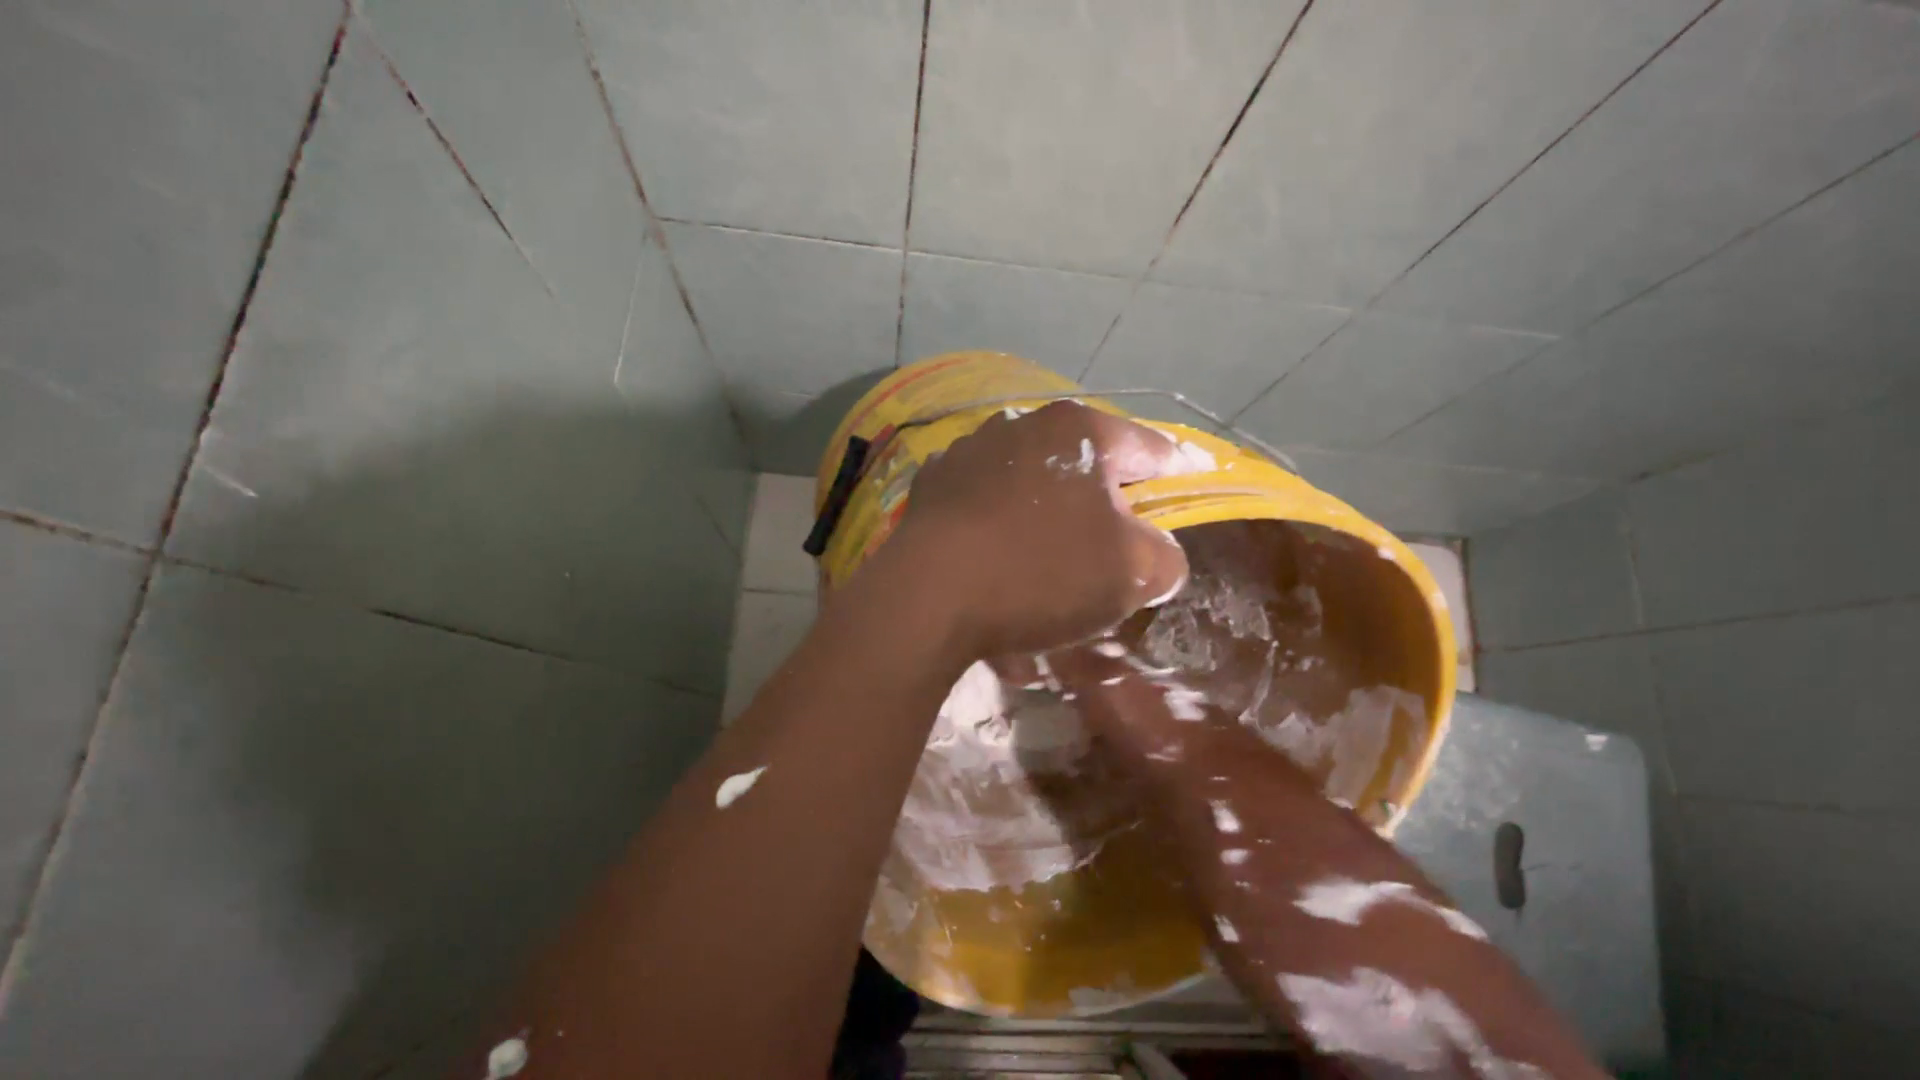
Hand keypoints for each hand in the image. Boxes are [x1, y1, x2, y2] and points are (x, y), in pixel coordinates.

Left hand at [883, 401, 1197, 659]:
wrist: (929, 596)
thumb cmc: (1043, 573)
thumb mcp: (1134, 574)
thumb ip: (1164, 556)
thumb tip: (1154, 552)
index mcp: (1079, 431)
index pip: (1150, 447)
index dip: (1179, 471)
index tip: (1193, 482)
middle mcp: (1022, 424)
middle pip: (1085, 461)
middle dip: (1106, 496)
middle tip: (1118, 537)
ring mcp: (969, 451)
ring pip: (1030, 479)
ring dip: (1047, 508)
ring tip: (1051, 552)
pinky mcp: (932, 485)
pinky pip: (984, 503)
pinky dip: (999, 523)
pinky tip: (998, 557)